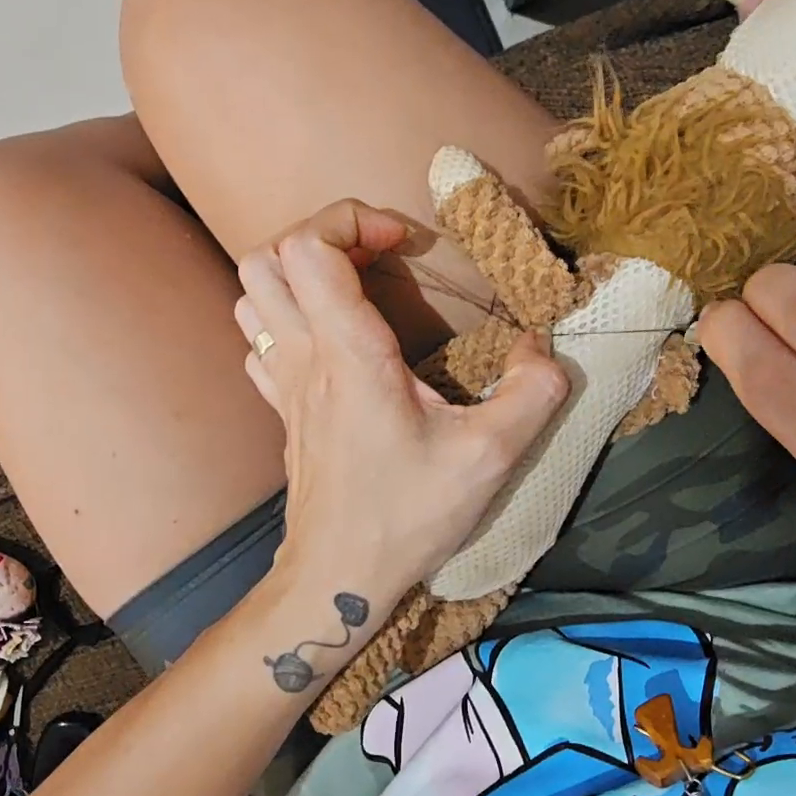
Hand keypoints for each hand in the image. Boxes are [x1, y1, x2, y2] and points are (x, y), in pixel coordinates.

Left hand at [234, 199, 569, 607]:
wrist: (337, 575)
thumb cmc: (407, 515)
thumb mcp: (489, 457)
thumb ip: (532, 392)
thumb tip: (544, 347)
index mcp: (348, 353)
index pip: (309, 247)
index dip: (351, 219)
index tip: (404, 243)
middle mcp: (303, 356)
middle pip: (266, 257)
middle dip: (321, 234)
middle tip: (376, 255)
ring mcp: (281, 382)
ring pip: (251, 294)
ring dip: (296, 271)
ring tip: (351, 285)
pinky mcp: (279, 407)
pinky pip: (257, 337)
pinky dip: (284, 315)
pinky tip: (327, 337)